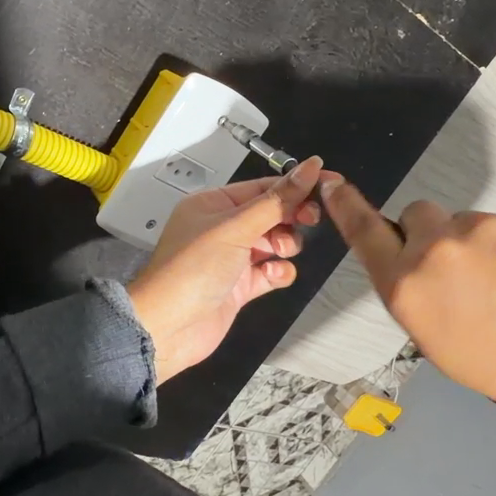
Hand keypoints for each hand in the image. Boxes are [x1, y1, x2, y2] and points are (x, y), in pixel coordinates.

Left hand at [128, 157, 325, 384]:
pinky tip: (273, 276)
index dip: (295, 186)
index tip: (329, 185)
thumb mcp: (234, 227)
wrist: (167, 328)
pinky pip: (271, 272)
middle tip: (309, 220)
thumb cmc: (191, 271)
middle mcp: (221, 229)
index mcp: (212, 205)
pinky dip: (278, 273)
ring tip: (279, 252)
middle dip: (291, 216)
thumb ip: (276, 200)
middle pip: (271, 213)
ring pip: (274, 243)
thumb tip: (310, 167)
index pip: (262, 187)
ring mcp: (231, 259)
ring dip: (285, 245)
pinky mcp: (239, 288)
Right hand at [320, 177, 495, 442]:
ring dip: (479, 244)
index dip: (346, 205)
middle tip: (459, 271)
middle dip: (430, 234)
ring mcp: (490, 228)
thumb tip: (422, 267)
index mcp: (406, 284)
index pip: (364, 231)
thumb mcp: (435, 339)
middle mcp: (439, 247)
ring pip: (469, 224)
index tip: (332, 183)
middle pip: (420, 215)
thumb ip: (416, 291)